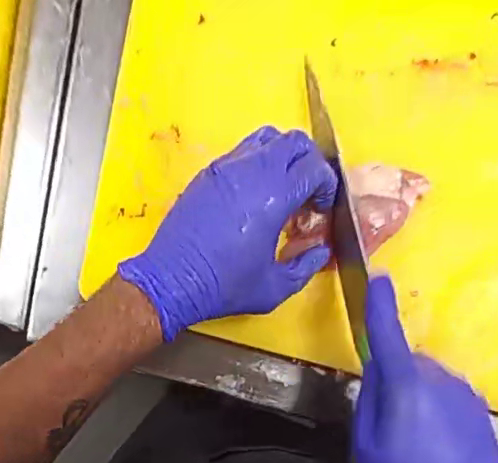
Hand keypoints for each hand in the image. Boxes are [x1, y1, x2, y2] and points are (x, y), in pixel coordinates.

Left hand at [118, 126, 337, 341]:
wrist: (171, 282)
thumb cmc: (222, 287)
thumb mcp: (273, 288)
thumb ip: (305, 268)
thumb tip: (320, 252)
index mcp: (273, 195)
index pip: (314, 168)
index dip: (325, 187)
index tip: (320, 210)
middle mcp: (251, 171)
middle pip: (294, 142)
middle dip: (308, 164)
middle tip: (305, 195)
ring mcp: (225, 168)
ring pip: (265, 139)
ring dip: (281, 158)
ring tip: (279, 191)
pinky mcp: (206, 175)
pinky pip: (240, 154)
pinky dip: (255, 166)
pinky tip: (251, 198)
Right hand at [353, 276, 497, 462]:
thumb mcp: (365, 448)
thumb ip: (366, 402)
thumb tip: (375, 374)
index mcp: (407, 384)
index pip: (386, 336)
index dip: (378, 308)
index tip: (376, 280)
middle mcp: (440, 378)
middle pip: (404, 364)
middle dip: (389, 380)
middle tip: (378, 427)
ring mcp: (465, 393)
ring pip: (425, 382)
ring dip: (410, 400)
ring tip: (405, 446)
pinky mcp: (479, 410)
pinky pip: (443, 398)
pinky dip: (429, 413)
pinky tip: (429, 450)